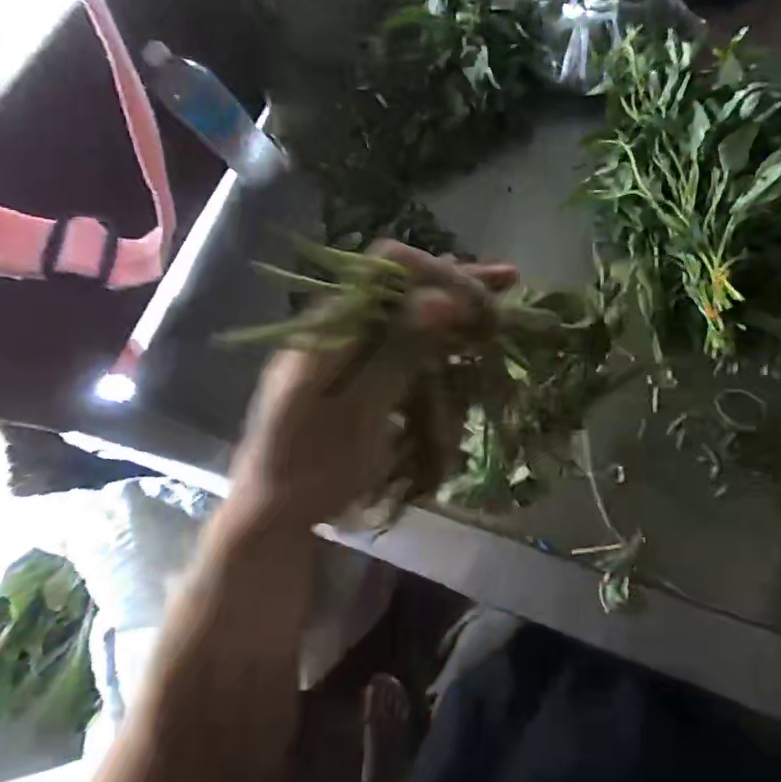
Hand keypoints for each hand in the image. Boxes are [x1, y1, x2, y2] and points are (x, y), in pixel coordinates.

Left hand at [226, 240, 517, 530]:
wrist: (272, 511)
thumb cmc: (312, 468)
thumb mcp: (358, 413)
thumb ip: (397, 352)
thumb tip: (442, 298)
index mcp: (330, 326)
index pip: (388, 270)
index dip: (437, 275)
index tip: (478, 303)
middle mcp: (341, 324)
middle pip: (405, 285)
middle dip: (457, 282)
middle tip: (508, 280)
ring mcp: (350, 347)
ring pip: (410, 311)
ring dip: (455, 305)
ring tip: (502, 298)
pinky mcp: (361, 369)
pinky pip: (407, 340)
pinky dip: (442, 336)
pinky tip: (470, 334)